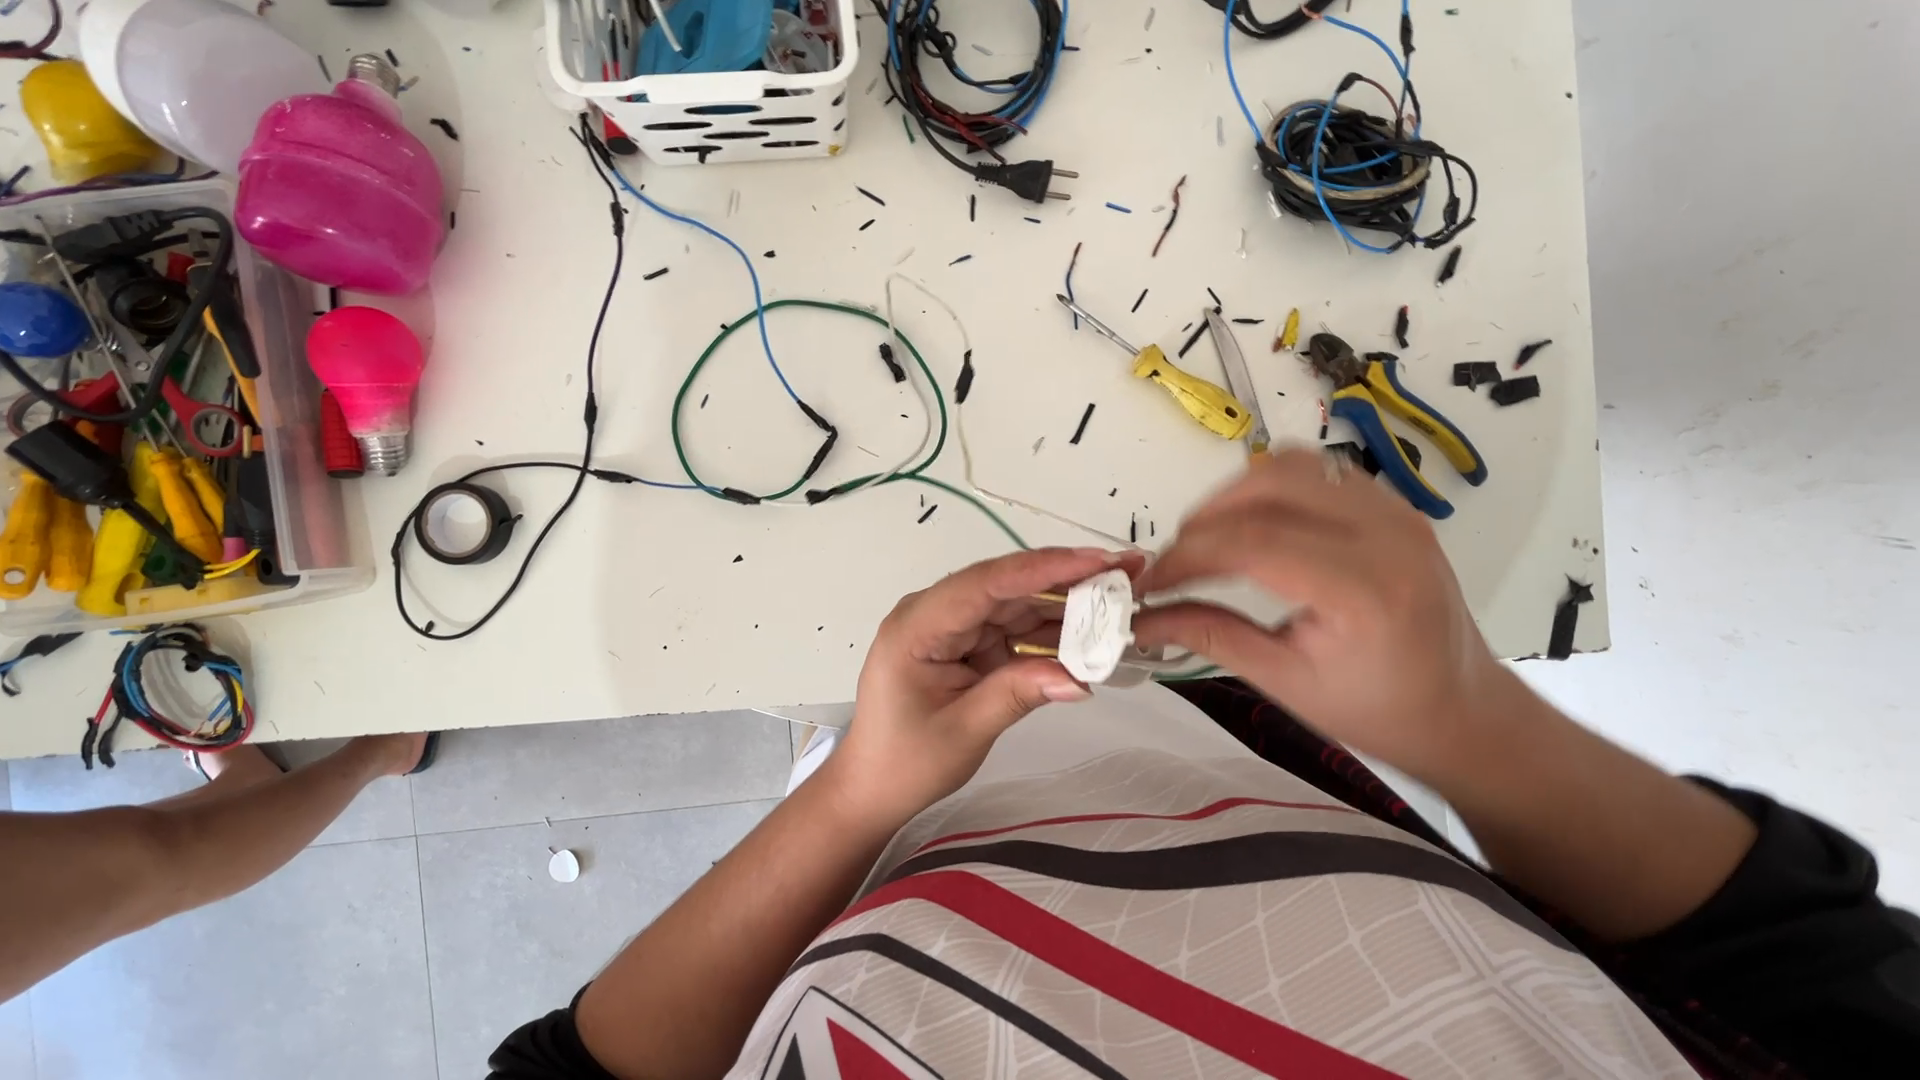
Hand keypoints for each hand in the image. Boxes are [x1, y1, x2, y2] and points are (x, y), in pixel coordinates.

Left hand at [830, 547, 1141, 823]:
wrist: (874, 788)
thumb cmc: (906, 763)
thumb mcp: (964, 731)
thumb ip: (1018, 694)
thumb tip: (1081, 678)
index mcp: (917, 626)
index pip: (984, 583)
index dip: (1042, 568)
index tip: (1094, 561)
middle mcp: (934, 614)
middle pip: (1006, 586)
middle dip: (1066, 577)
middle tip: (1127, 569)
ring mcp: (953, 628)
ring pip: (1016, 604)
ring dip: (1066, 602)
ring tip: (1123, 593)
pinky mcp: (968, 644)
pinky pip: (1015, 629)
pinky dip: (1052, 631)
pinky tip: (1092, 628)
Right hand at [1132, 448, 1511, 779]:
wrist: (1464, 711)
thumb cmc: (1377, 712)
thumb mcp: (1285, 682)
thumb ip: (1210, 635)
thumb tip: (1141, 619)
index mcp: (1362, 590)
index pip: (1251, 544)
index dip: (1187, 556)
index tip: (1150, 581)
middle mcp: (1385, 534)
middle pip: (1270, 485)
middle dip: (1207, 516)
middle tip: (1176, 557)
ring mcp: (1395, 512)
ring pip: (1293, 466)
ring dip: (1237, 494)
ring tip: (1208, 537)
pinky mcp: (1394, 507)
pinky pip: (1320, 472)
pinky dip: (1273, 488)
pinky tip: (1253, 525)